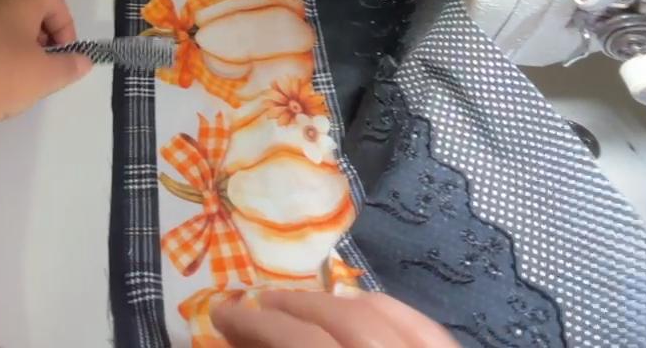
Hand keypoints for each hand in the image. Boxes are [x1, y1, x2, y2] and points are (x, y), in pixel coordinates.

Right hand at [213, 292, 460, 347]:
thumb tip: (233, 339)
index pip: (302, 345)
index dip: (257, 326)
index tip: (222, 314)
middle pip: (342, 322)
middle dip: (287, 308)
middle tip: (248, 305)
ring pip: (380, 315)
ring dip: (328, 301)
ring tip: (292, 304)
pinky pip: (423, 326)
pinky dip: (384, 306)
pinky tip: (355, 303)